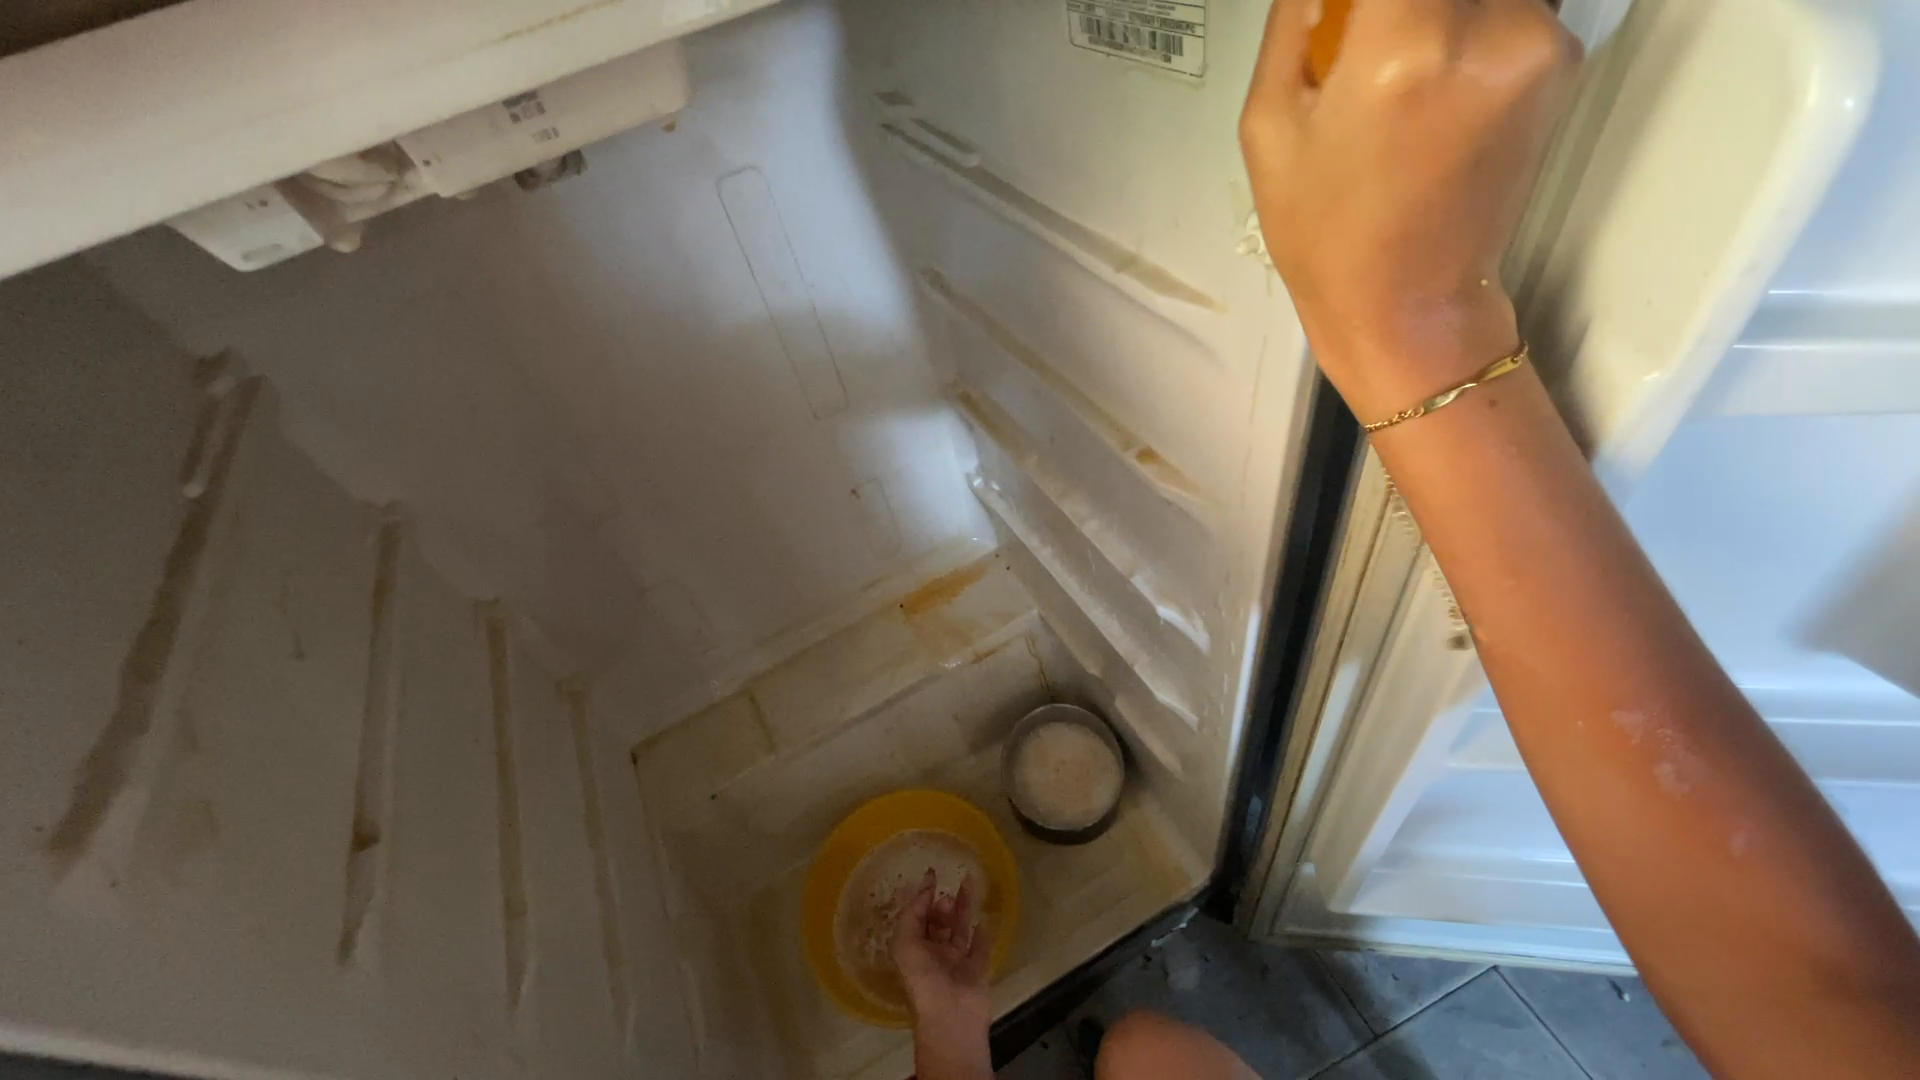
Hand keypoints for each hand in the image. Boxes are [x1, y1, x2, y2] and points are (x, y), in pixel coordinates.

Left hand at [891, 870, 995, 1079]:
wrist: (951, 1018)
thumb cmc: (922, 980)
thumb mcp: (905, 943)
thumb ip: (913, 914)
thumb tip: (926, 891)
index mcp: (913, 950)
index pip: (916, 917)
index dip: (922, 895)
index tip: (932, 872)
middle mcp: (933, 955)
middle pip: (938, 923)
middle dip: (942, 905)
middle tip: (947, 893)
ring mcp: (956, 963)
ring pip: (960, 930)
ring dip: (964, 908)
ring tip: (969, 884)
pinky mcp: (976, 970)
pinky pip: (979, 948)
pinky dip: (982, 934)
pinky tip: (984, 919)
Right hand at [1239, 0, 1581, 417]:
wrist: (1406, 303)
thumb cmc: (1321, 232)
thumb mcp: (1268, 127)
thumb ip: (1296, 18)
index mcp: (1401, 49)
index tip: (1345, 11)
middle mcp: (1490, 28)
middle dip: (1395, 2)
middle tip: (1361, 39)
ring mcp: (1542, 39)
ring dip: (1434, 7)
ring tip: (1395, 70)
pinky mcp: (1565, 57)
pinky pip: (1510, 1)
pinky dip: (1468, 20)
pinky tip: (1432, 82)